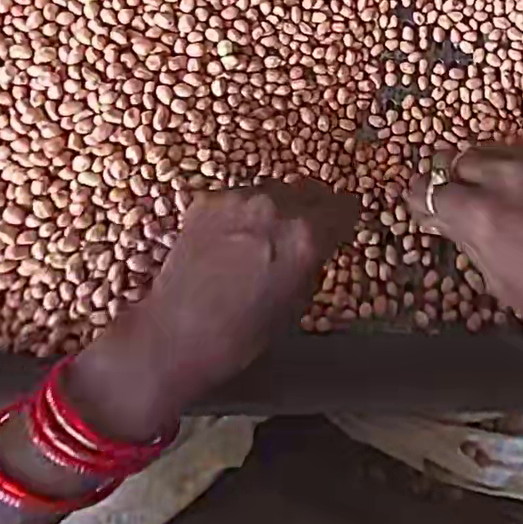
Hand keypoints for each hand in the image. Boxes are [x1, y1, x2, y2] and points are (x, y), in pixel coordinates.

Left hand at [69, 180, 355, 436]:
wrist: (177, 334)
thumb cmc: (244, 333)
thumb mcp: (298, 300)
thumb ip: (314, 259)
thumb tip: (318, 242)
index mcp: (307, 235)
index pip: (344, 206)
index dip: (344, 218)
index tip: (341, 224)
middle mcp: (276, 206)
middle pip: (310, 190)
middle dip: (313, 208)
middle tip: (304, 231)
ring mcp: (239, 198)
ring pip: (274, 190)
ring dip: (277, 207)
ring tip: (262, 238)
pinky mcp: (208, 199)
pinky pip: (239, 197)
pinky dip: (242, 212)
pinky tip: (232, 240)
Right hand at [405, 147, 522, 362]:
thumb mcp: (497, 279)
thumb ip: (464, 236)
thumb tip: (437, 213)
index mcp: (484, 214)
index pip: (430, 190)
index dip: (422, 199)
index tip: (423, 205)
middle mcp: (509, 178)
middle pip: (462, 162)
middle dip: (458, 182)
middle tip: (468, 205)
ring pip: (498, 155)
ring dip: (492, 174)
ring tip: (507, 201)